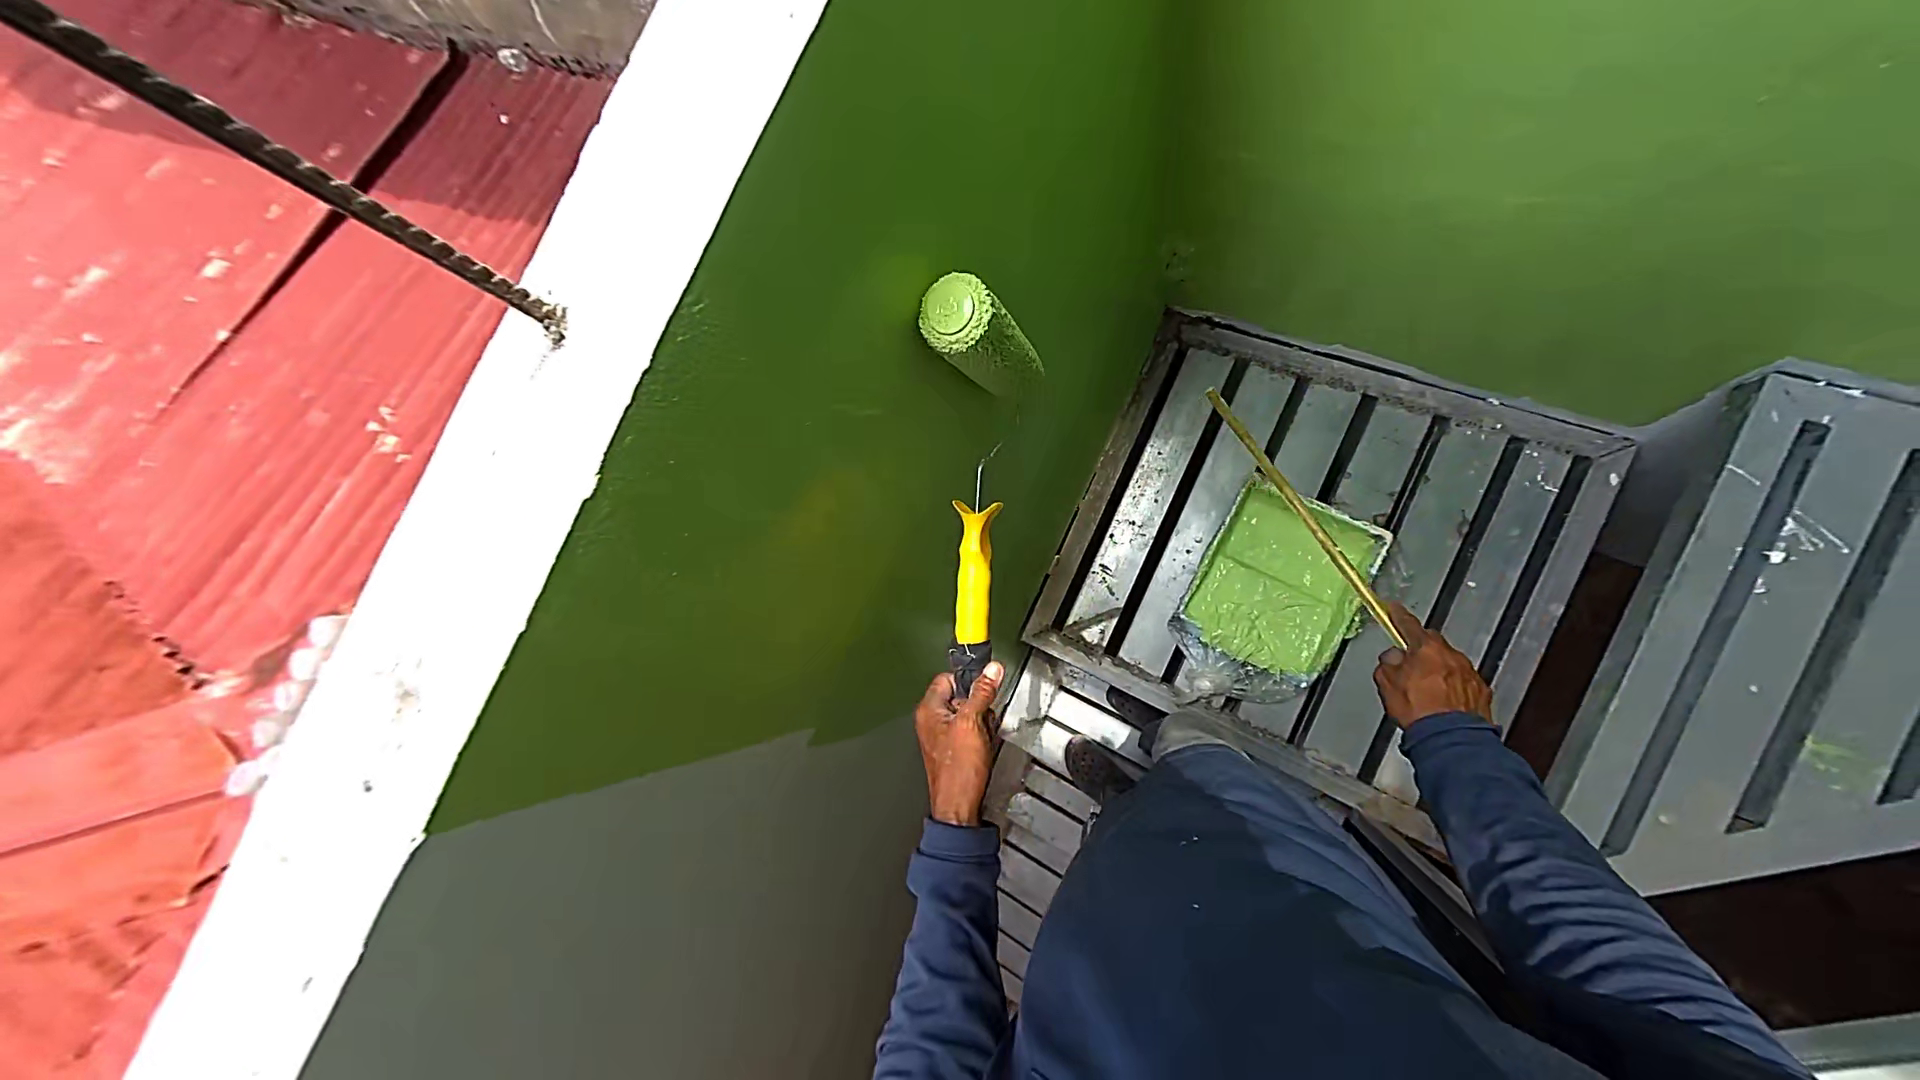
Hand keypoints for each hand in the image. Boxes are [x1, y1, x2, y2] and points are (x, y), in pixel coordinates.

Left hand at [914, 661, 1003, 825]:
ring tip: (983, 737)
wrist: (960, 806)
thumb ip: (982, 693)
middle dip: (978, 705)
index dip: (967, 679)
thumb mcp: (973, 722)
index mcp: (929, 710)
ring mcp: (942, 735)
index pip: (947, 677)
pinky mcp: (953, 748)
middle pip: (960, 695)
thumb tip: (991, 670)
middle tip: (983, 719)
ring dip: (982, 722)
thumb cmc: (958, 770)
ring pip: (969, 714)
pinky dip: (981, 736)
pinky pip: (971, 731)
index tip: (983, 683)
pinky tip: (983, 747)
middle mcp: (932, 721)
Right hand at [1373, 602, 1492, 729]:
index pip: (1409, 625)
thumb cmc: (1418, 710)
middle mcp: (1451, 656)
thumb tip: (1394, 656)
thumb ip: (1387, 663)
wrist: (1451, 738)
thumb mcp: (1386, 683)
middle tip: (1408, 660)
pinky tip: (1442, 699)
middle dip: (1420, 647)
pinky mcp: (1481, 691)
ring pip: (1449, 661)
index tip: (1393, 608)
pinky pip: (1462, 680)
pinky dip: (1451, 685)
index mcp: (1426, 649)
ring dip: (1437, 668)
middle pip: (1432, 642)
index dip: (1398, 615)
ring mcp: (1469, 673)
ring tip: (1425, 688)